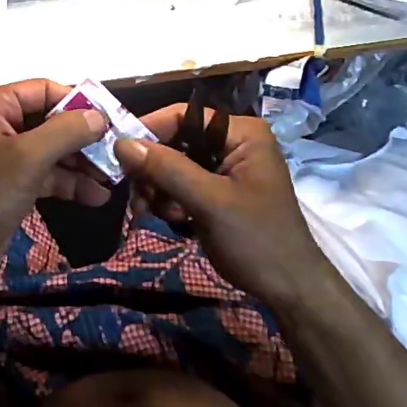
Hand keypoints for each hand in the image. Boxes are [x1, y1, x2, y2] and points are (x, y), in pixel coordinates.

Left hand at [0, 80, 109, 291]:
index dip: (78, 103)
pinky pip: (43, 175)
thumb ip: (66, 131)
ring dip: (80, 164)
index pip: (43, 90)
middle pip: (49, 121)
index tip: (112, 119)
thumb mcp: (28, 158)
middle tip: (118, 152)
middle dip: (83, 139)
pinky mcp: (7, 184)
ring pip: (49, 151)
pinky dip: (67, 183)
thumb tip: (100, 116)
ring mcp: (1, 156)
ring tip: (114, 179)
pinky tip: (95, 198)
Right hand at [115, 108, 331, 307]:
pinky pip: (180, 185)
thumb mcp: (210, 202)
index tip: (118, 156)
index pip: (183, 116)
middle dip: (154, 171)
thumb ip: (167, 169)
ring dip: (160, 190)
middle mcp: (232, 143)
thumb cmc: (257, 240)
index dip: (148, 132)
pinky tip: (176, 221)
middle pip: (174, 141)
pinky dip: (170, 201)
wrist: (289, 289)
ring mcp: (224, 169)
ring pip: (172, 166)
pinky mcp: (216, 192)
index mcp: (241, 133)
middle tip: (141, 199)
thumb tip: (121, 143)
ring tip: (165, 215)